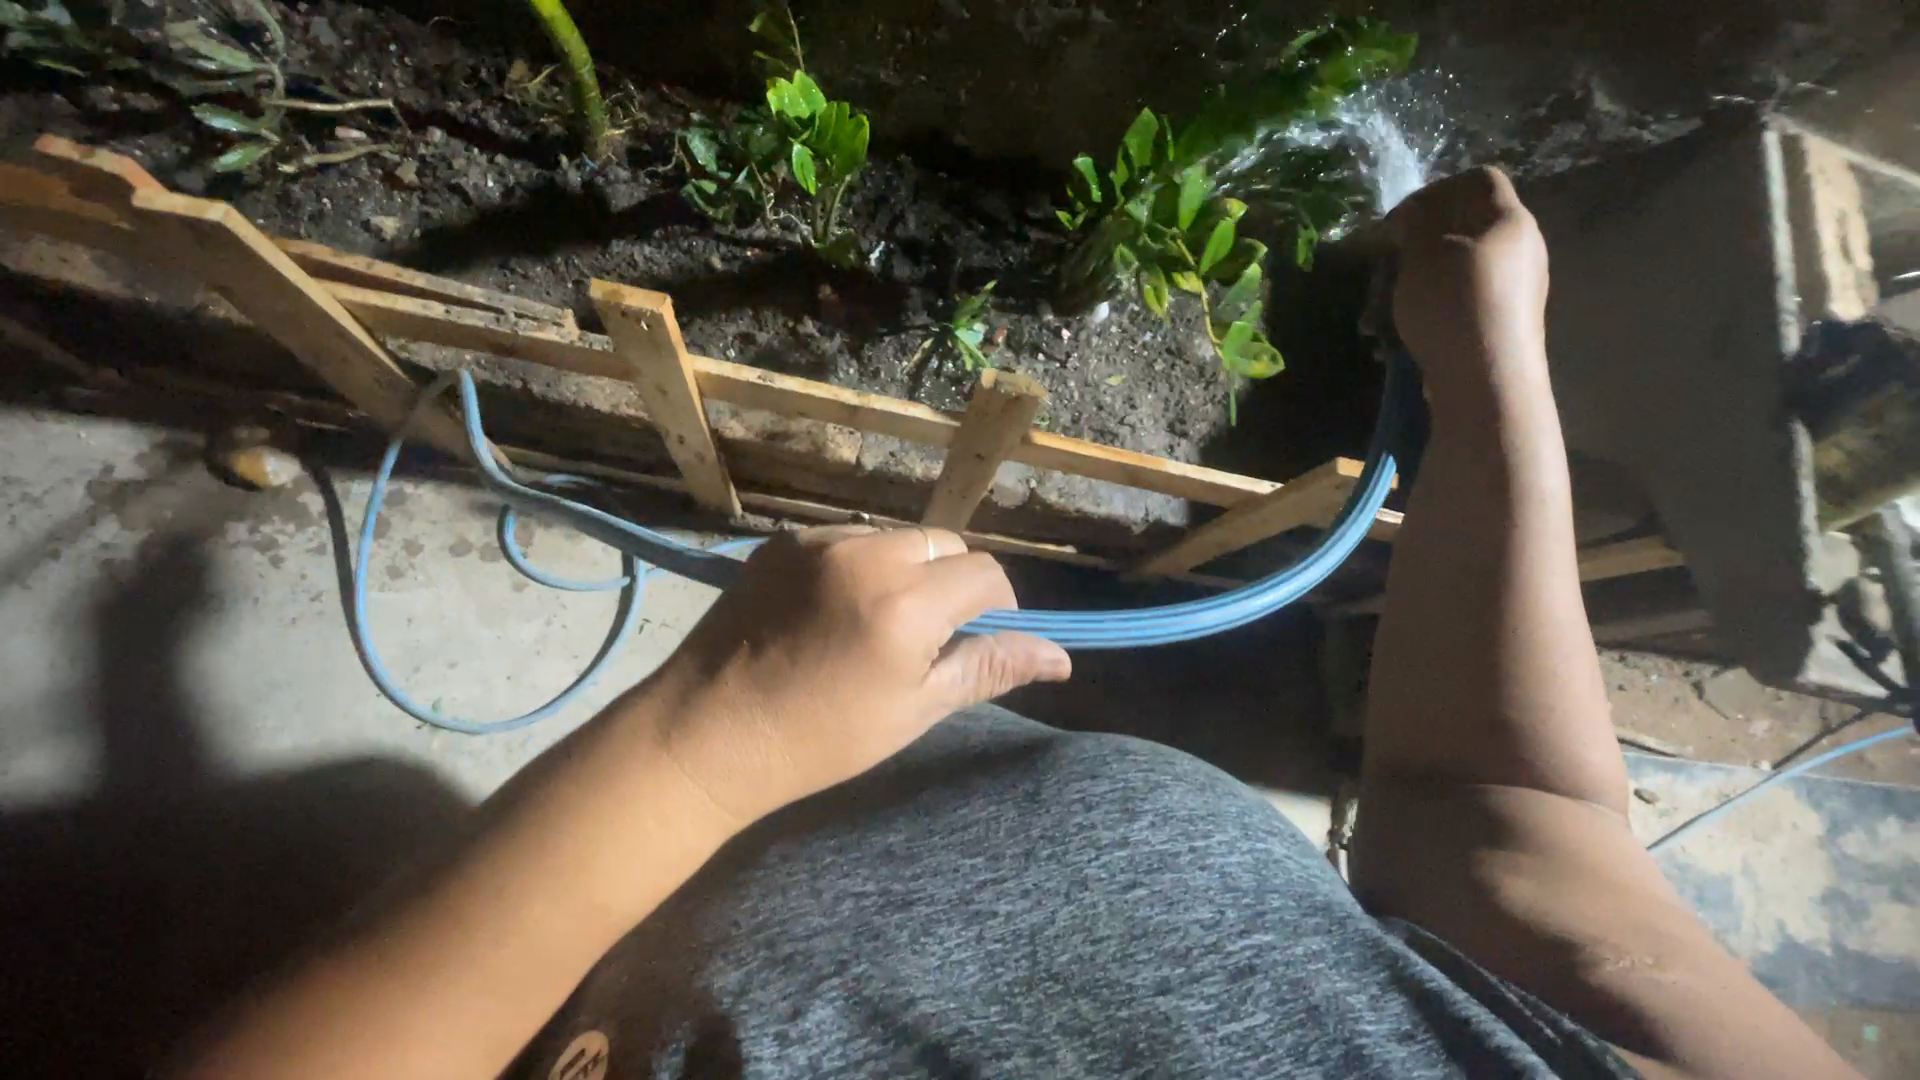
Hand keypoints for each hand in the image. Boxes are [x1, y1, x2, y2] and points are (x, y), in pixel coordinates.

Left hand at [634, 526, 1070, 823]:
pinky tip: (831, 609)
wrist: (705, 734)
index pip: (986, 574)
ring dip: (905, 569)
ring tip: (871, 623)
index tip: (973, 641)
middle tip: (922, 636)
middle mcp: (865, 555)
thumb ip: (987, 669)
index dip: (995, 608)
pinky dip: (859, 564)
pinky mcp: (781, 540)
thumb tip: (1061, 657)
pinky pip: (847, 538)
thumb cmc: (819, 740)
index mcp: (905, 604)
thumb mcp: (914, 711)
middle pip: (944, 544)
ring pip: (896, 537)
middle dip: (951, 582)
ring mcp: (817, 541)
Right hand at [1388, 167, 1549, 411]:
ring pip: (1444, 276)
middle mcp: (1516, 250)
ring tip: (1372, 325)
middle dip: (1406, 255)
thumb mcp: (1422, 257)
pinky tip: (1390, 345)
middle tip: (1377, 278)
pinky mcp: (1493, 326)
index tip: (1397, 221)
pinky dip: (1417, 318)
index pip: (1478, 180)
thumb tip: (1412, 212)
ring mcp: (1508, 290)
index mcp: (1508, 222)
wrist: (1485, 381)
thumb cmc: (1452, 307)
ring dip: (1401, 294)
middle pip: (1454, 232)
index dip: (1434, 191)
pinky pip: (1450, 307)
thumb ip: (1415, 224)